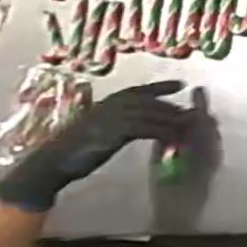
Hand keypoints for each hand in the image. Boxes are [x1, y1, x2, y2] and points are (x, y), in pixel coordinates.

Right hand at [0, 81, 190, 211]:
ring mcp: (111, 117)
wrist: (51, 162)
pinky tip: (175, 138)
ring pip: (151, 114)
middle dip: (173, 107)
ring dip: (173, 119)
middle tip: (194, 112)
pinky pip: (146, 129)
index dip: (160, 87)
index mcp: (106, 103)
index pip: (138, 91)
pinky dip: (163, 132)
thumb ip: (119, 123)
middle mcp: (110, 106)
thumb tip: (142, 124)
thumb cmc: (73, 149)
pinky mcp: (114, 132)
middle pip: (150, 102)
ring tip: (190, 125)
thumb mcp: (99, 130)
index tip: (180, 84)